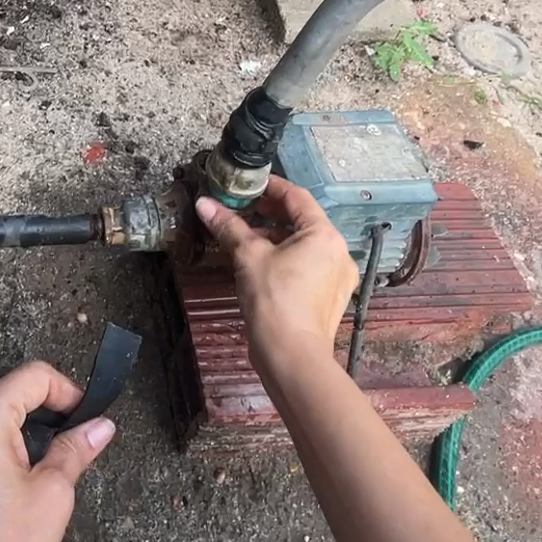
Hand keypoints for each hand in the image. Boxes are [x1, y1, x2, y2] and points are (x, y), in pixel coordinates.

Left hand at [0, 361, 115, 541]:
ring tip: (53, 461)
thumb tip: (99, 426)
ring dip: (29, 428)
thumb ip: (76, 449)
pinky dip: (8, 444)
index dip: (66, 390)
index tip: (85, 413)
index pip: (32, 376)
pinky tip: (26, 476)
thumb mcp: (52, 492)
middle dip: (48, 409)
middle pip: (13, 392)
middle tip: (76, 436)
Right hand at [195, 175, 358, 374]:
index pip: (297, 196)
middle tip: (240, 209)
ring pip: (303, 244)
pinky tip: (259, 263)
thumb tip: (204, 203)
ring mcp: (336, 277)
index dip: (269, 186)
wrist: (291, 356)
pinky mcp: (329, 296)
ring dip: (274, 236)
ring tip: (244, 238)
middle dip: (268, 213)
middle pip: (301, 220)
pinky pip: (307, 264)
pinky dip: (284, 256)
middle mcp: (338, 252)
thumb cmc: (274, 300)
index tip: (247, 184)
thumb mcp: (247, 255)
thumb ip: (228, 225)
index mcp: (324, 235)